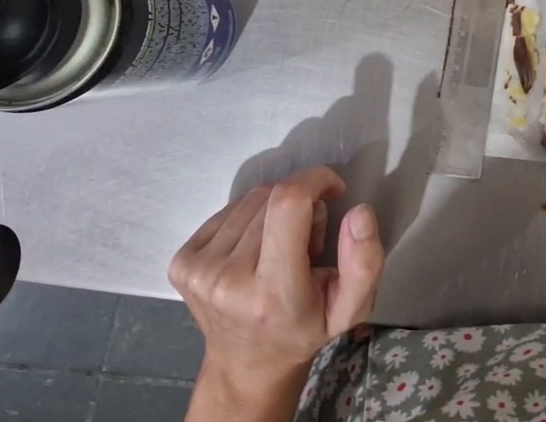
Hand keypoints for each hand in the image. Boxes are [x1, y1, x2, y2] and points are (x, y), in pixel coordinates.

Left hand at [169, 167, 382, 418]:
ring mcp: (199, 271)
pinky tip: (256, 247)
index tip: (334, 189)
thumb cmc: (305, 330)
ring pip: (251, 199)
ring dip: (276, 210)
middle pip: (274, 197)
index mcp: (273, 291)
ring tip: (282, 245)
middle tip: (310, 239)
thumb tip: (358, 212)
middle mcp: (228, 279)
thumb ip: (365, 262)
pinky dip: (251, 217)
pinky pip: (229, 209)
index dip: (315, 180)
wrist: (246, 365)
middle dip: (302, 203)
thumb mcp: (352, 307)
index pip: (289, 204)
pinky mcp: (181, 263)